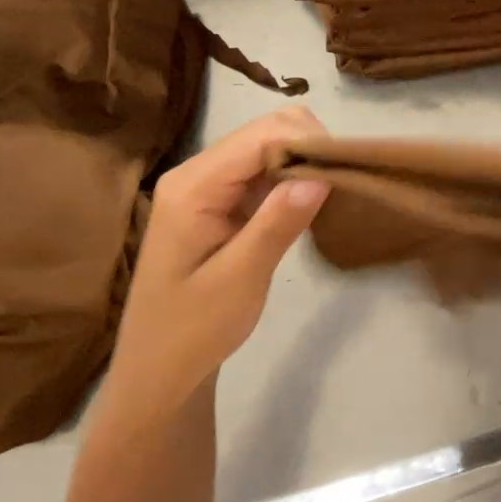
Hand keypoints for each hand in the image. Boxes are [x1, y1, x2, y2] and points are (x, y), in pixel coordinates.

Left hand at [107, 106, 330, 404]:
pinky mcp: (223, 200)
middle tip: (339, 185)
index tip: (342, 174)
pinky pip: (267, 169)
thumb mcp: (239, 280)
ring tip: (330, 194)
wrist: (158, 372)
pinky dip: (295, 176)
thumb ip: (276, 224)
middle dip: (309, 147)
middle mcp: (198, 173)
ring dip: (305, 161)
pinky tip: (311, 203)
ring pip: (271, 144)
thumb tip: (318, 177)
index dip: (307, 143)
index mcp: (193, 186)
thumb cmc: (192, 330)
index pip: (261, 135)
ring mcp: (209, 185)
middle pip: (267, 129)